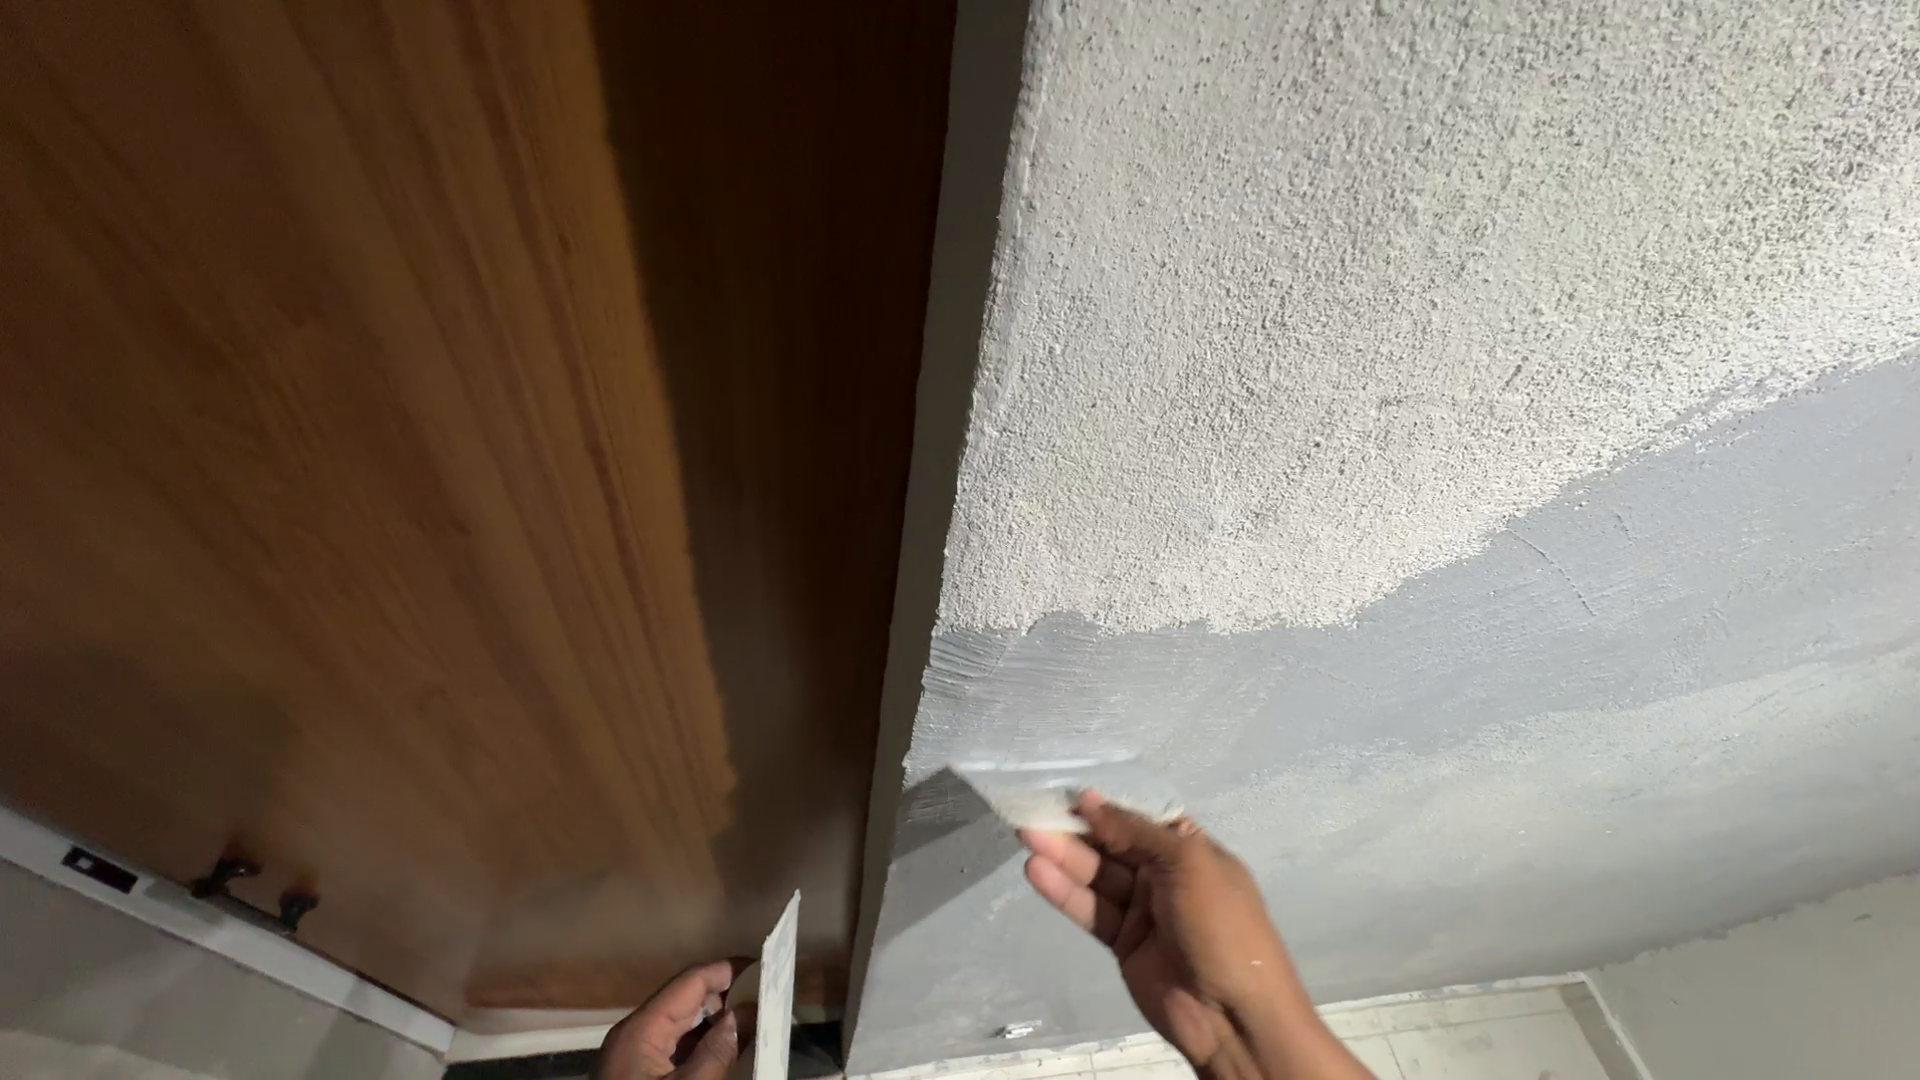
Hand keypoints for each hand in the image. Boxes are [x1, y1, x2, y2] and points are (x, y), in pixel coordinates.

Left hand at [596, 960, 755, 1079]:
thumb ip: (720, 1047)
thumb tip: (748, 1009)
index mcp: (642, 1028)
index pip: (692, 980)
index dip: (729, 970)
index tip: (767, 967)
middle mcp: (635, 1035)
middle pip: (687, 999)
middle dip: (727, 996)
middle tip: (768, 997)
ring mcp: (634, 1060)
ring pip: (683, 1026)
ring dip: (717, 1022)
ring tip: (756, 1022)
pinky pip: (676, 1050)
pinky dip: (703, 1046)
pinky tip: (728, 1053)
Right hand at [1022, 792, 1369, 1079]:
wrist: (1235, 1017)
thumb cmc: (1222, 924)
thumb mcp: (1186, 862)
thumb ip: (1133, 830)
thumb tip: (1088, 799)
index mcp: (1188, 848)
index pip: (1140, 815)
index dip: (1105, 803)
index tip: (1068, 791)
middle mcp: (1163, 872)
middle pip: (1111, 843)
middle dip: (1075, 827)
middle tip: (1033, 811)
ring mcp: (1142, 908)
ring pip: (1095, 873)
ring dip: (1062, 855)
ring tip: (1025, 835)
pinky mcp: (1122, 940)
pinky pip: (1089, 908)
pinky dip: (1063, 891)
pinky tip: (1037, 871)